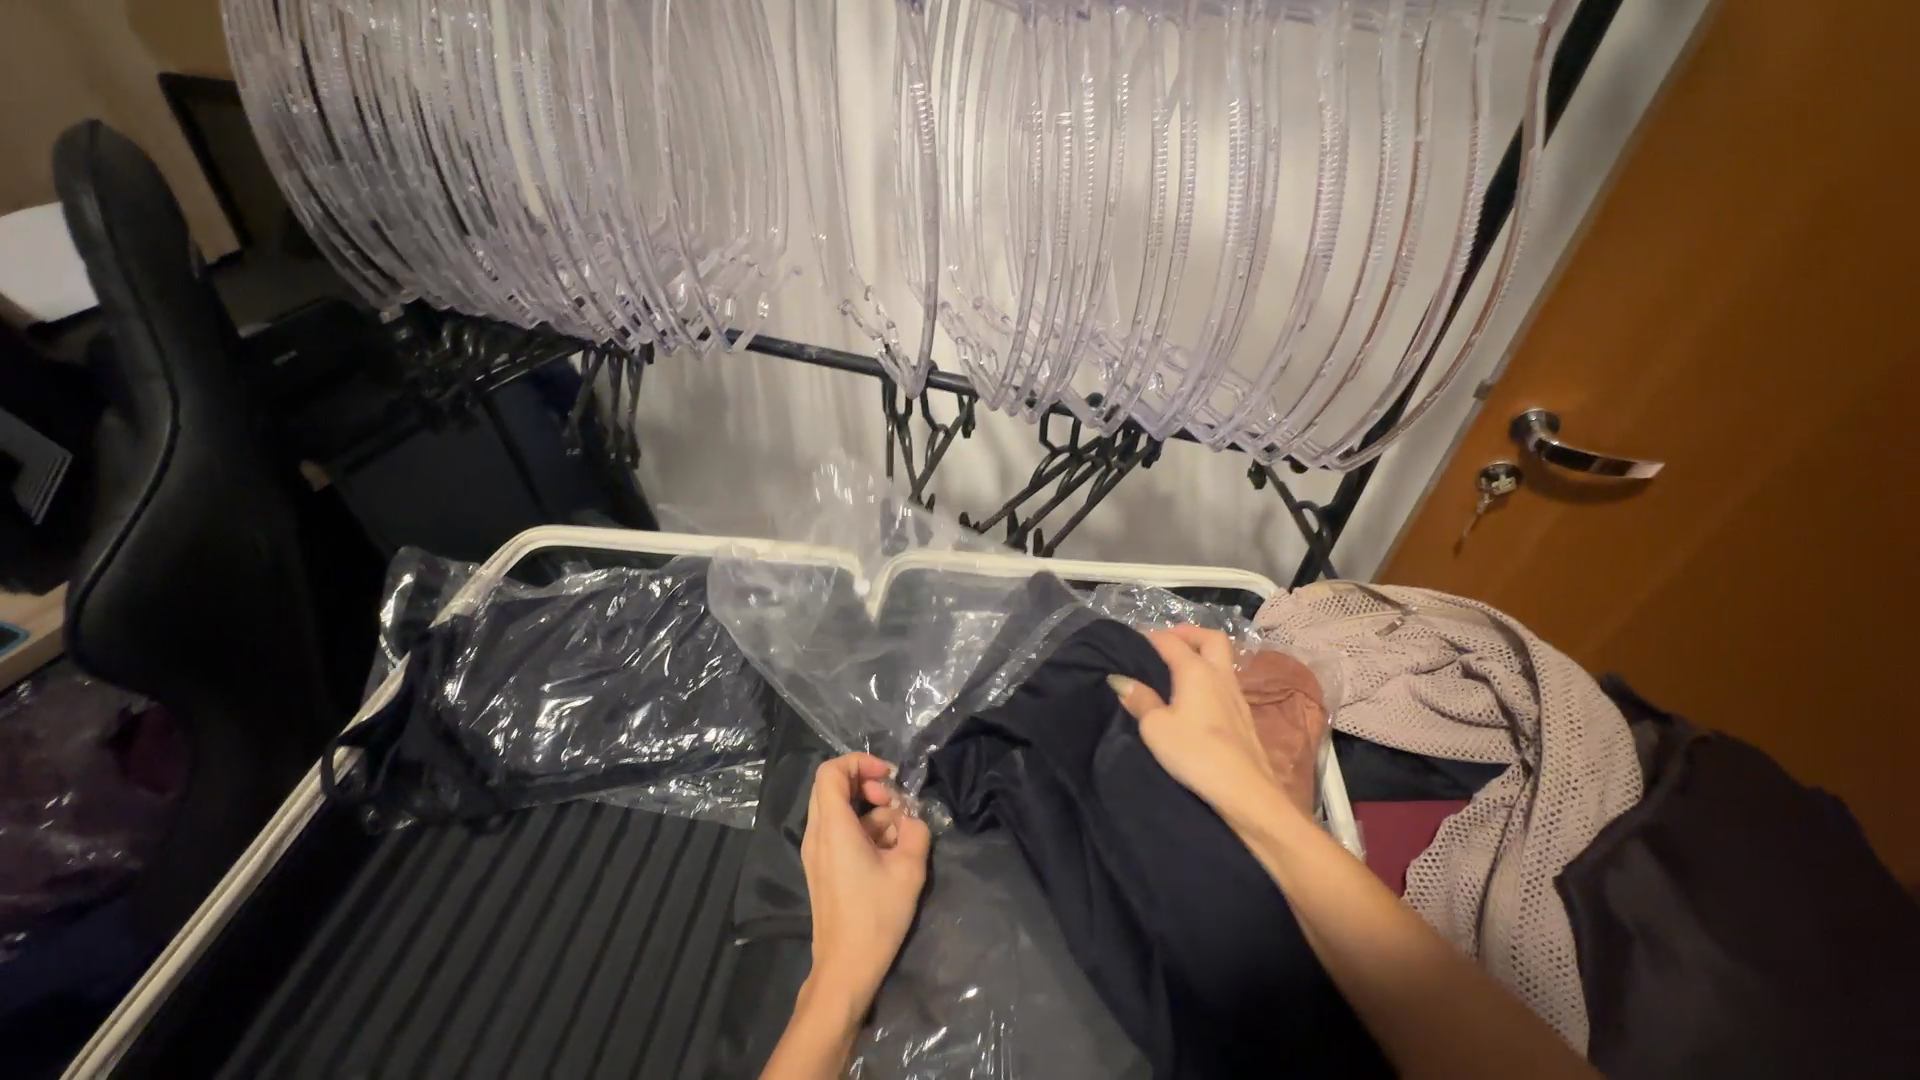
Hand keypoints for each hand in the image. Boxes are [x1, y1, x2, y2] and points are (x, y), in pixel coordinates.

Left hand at [800, 752, 930, 1010]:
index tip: (889, 777)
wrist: (846, 967)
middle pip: (832, 787)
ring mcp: (816, 852)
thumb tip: (913, 819)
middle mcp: (817, 834)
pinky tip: (889, 852)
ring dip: (870, 810)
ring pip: (838, 810)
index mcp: (833, 828)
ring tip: (901, 833)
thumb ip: (916, 831)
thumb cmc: (875, 916)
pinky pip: (839, 831)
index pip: (831, 772)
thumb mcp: (909, 870)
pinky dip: (863, 829)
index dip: (860, 762)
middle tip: (894, 801)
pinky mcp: (822, 867)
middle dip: (866, 783)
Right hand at [1109, 626, 1295, 820]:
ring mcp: (1236, 695)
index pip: (1170, 641)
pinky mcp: (1244, 715)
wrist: (1245, 790)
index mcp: (1196, 670)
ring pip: (1222, 659)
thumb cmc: (1195, 752)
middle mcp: (1220, 674)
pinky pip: (1225, 681)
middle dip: (1188, 634)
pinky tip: (1195, 697)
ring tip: (1176, 668)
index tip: (1130, 641)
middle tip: (1167, 642)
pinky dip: (1208, 677)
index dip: (1149, 636)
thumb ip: (1140, 699)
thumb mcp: (1156, 727)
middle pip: (1210, 638)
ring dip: (1201, 655)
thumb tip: (1120, 679)